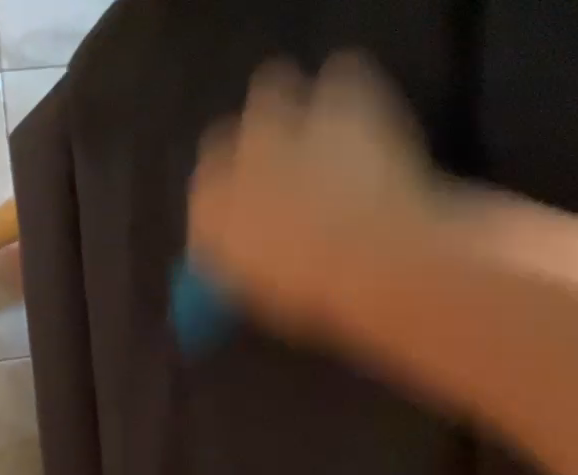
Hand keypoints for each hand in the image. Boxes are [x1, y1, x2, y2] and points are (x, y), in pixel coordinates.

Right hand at [188, 52, 439, 341]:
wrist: (376, 258)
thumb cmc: (308, 293)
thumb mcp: (256, 291)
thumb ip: (240, 262)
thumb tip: (243, 257)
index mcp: (207, 216)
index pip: (200, 196)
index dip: (219, 201)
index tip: (238, 214)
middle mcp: (234, 165)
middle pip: (221, 141)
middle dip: (240, 149)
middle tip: (268, 162)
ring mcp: (287, 126)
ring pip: (269, 92)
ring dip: (280, 103)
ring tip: (303, 120)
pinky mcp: (344, 101)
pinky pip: (339, 77)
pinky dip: (342, 85)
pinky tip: (354, 101)